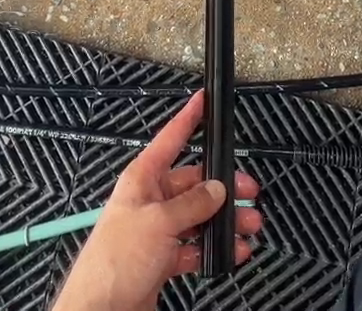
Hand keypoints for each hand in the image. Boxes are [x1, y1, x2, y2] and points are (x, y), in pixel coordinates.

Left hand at [51, 93, 263, 310]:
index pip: (170, 139)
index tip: (202, 101)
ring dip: (224, 221)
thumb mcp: (158, 223)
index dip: (188, 118)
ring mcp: (156, 231)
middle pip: (193, 184)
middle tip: (248, 191)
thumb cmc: (113, 261)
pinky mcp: (162, 258)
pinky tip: (232, 251)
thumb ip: (192, 205)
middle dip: (222, 189)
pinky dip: (214, 249)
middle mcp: (150, 201)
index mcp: (142, 179)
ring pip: (198, 217)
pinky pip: (194, 246)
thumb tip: (216, 190)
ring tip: (248, 226)